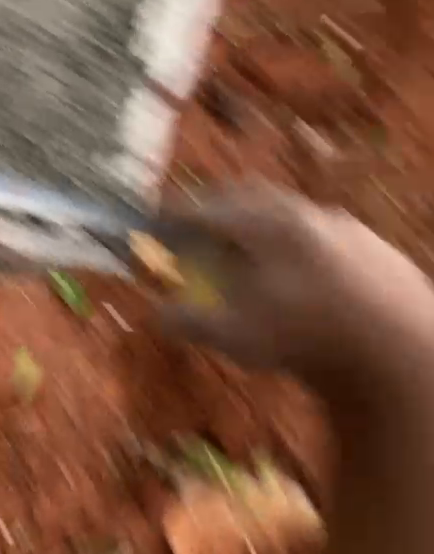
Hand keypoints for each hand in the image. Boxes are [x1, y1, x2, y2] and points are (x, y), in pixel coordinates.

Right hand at [158, 184, 433, 394]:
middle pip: (253, 197)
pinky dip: (292, 243)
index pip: (208, 211)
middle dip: (218, 208)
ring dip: (258, 225)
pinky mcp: (377, 250)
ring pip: (290, 215)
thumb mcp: (225, 334)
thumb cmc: (301, 340)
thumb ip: (183, 317)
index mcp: (268, 229)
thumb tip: (158, 309)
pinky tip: (289, 273)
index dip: (174, 215)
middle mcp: (310, 218)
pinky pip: (321, 235)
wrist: (401, 356)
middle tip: (193, 224)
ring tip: (241, 251)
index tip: (152, 219)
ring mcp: (350, 231)